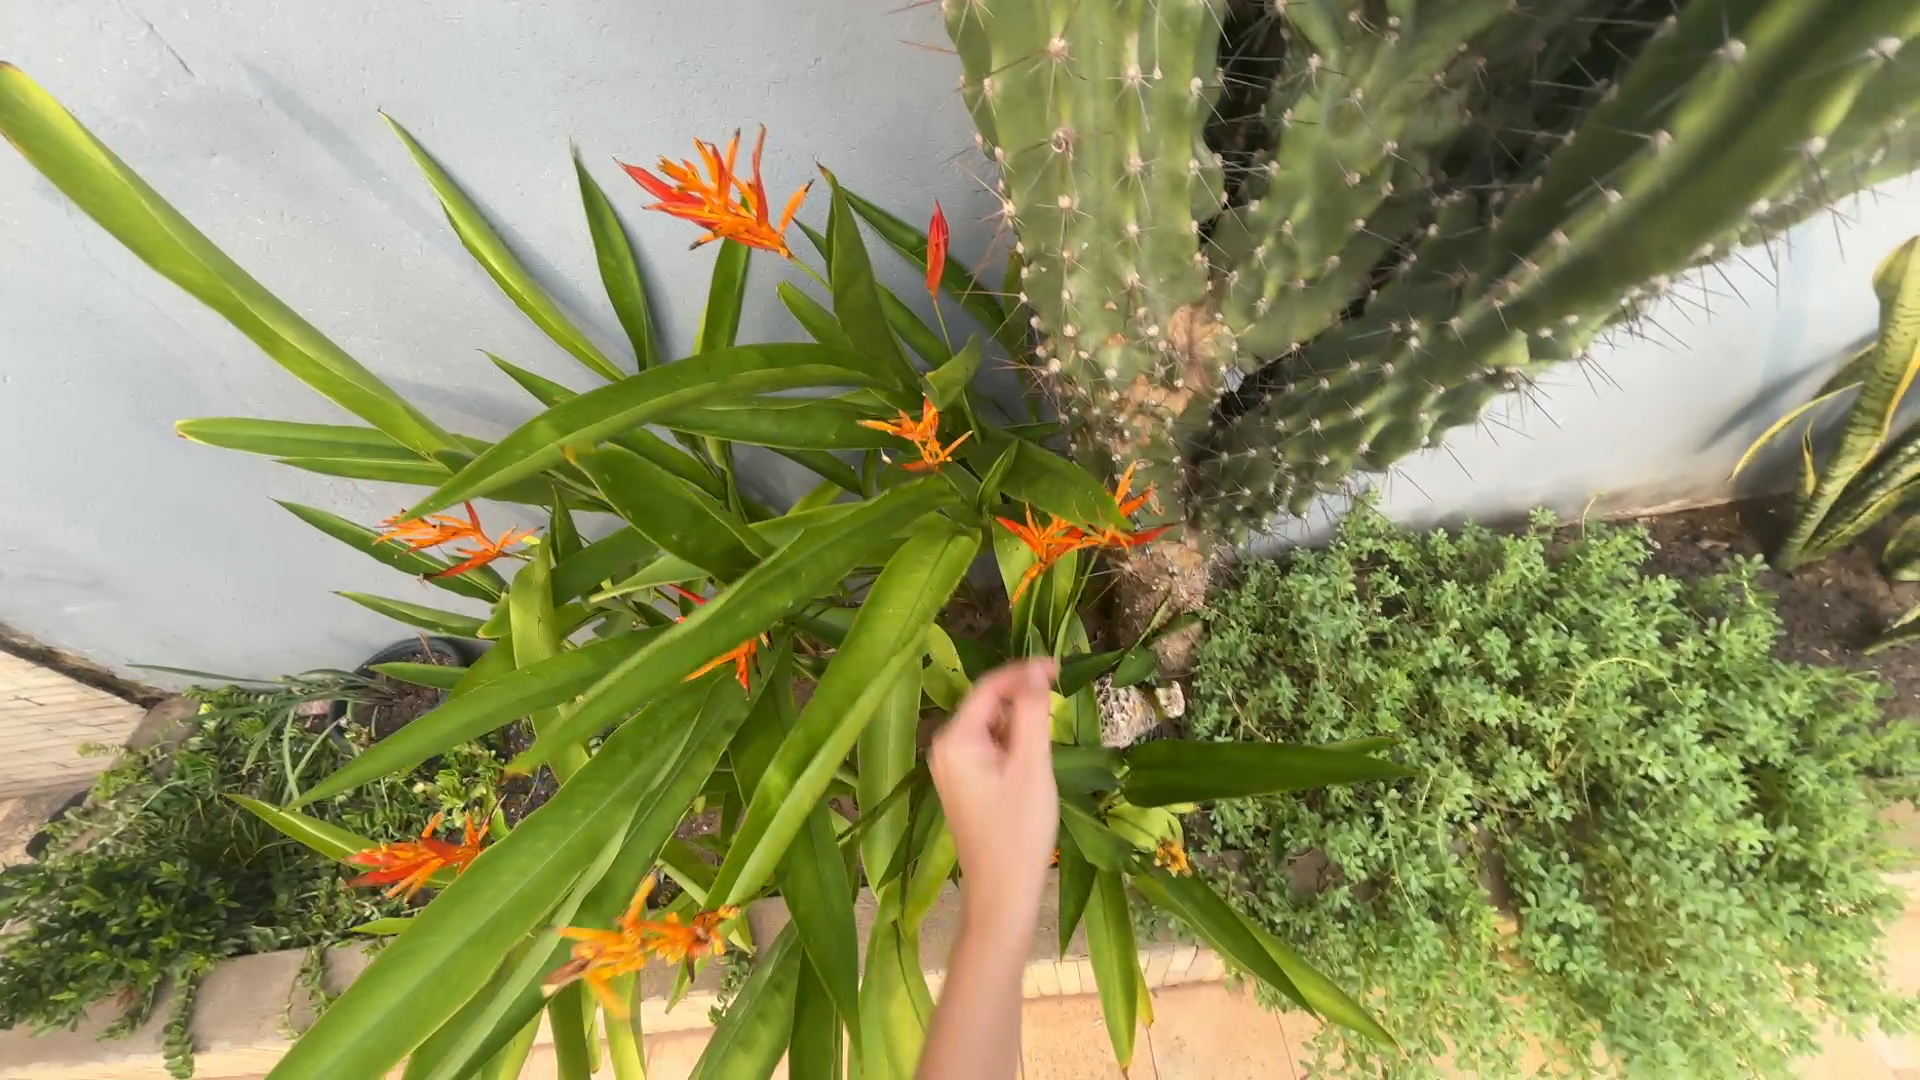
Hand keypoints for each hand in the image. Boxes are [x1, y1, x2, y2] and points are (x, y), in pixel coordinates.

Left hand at [929, 658, 1058, 934]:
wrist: (1002, 897)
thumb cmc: (1019, 832)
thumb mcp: (1032, 766)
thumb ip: (1033, 712)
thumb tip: (1036, 668)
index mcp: (955, 739)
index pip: (989, 687)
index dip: (1023, 672)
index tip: (1059, 666)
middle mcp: (945, 748)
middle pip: (988, 706)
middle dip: (1023, 703)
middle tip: (1059, 710)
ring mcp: (952, 768)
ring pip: (992, 728)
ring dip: (1020, 727)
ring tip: (1046, 748)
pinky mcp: (963, 784)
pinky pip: (989, 749)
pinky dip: (1013, 747)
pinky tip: (1032, 767)